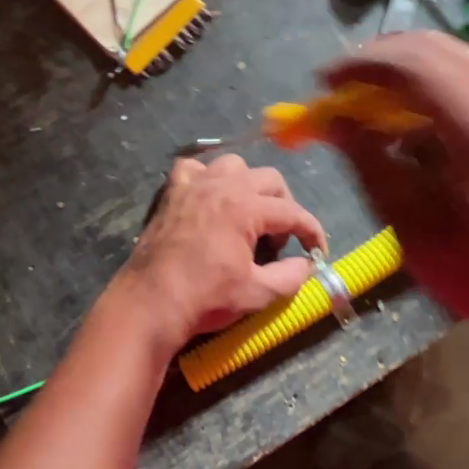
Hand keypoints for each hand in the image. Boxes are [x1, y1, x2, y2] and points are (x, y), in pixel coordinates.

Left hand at [112, 154, 324, 352]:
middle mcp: (221, 186)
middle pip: (269, 180)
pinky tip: (211, 198)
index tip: (318, 250)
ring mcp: (193, 185)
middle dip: (284, 206)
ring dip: (248, 185)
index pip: (292, 213)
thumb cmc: (205, 298)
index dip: (311, 231)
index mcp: (245, 207)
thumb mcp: (257, 293)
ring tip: (249, 215)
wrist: (150, 302)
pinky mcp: (171, 193)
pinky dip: (207, 177)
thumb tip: (306, 264)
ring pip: (233, 166)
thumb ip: (290, 276)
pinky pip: (193, 168)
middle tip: (280, 238)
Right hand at [322, 32, 468, 362]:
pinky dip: (434, 94)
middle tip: (342, 92)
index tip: (320, 85)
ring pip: (455, 64)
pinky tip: (416, 136)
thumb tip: (336, 121)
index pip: (406, 61)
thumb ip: (369, 162)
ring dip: (406, 77)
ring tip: (371, 115)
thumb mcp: (413, 224)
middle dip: (378, 62)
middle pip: (432, 49)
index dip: (355, 66)